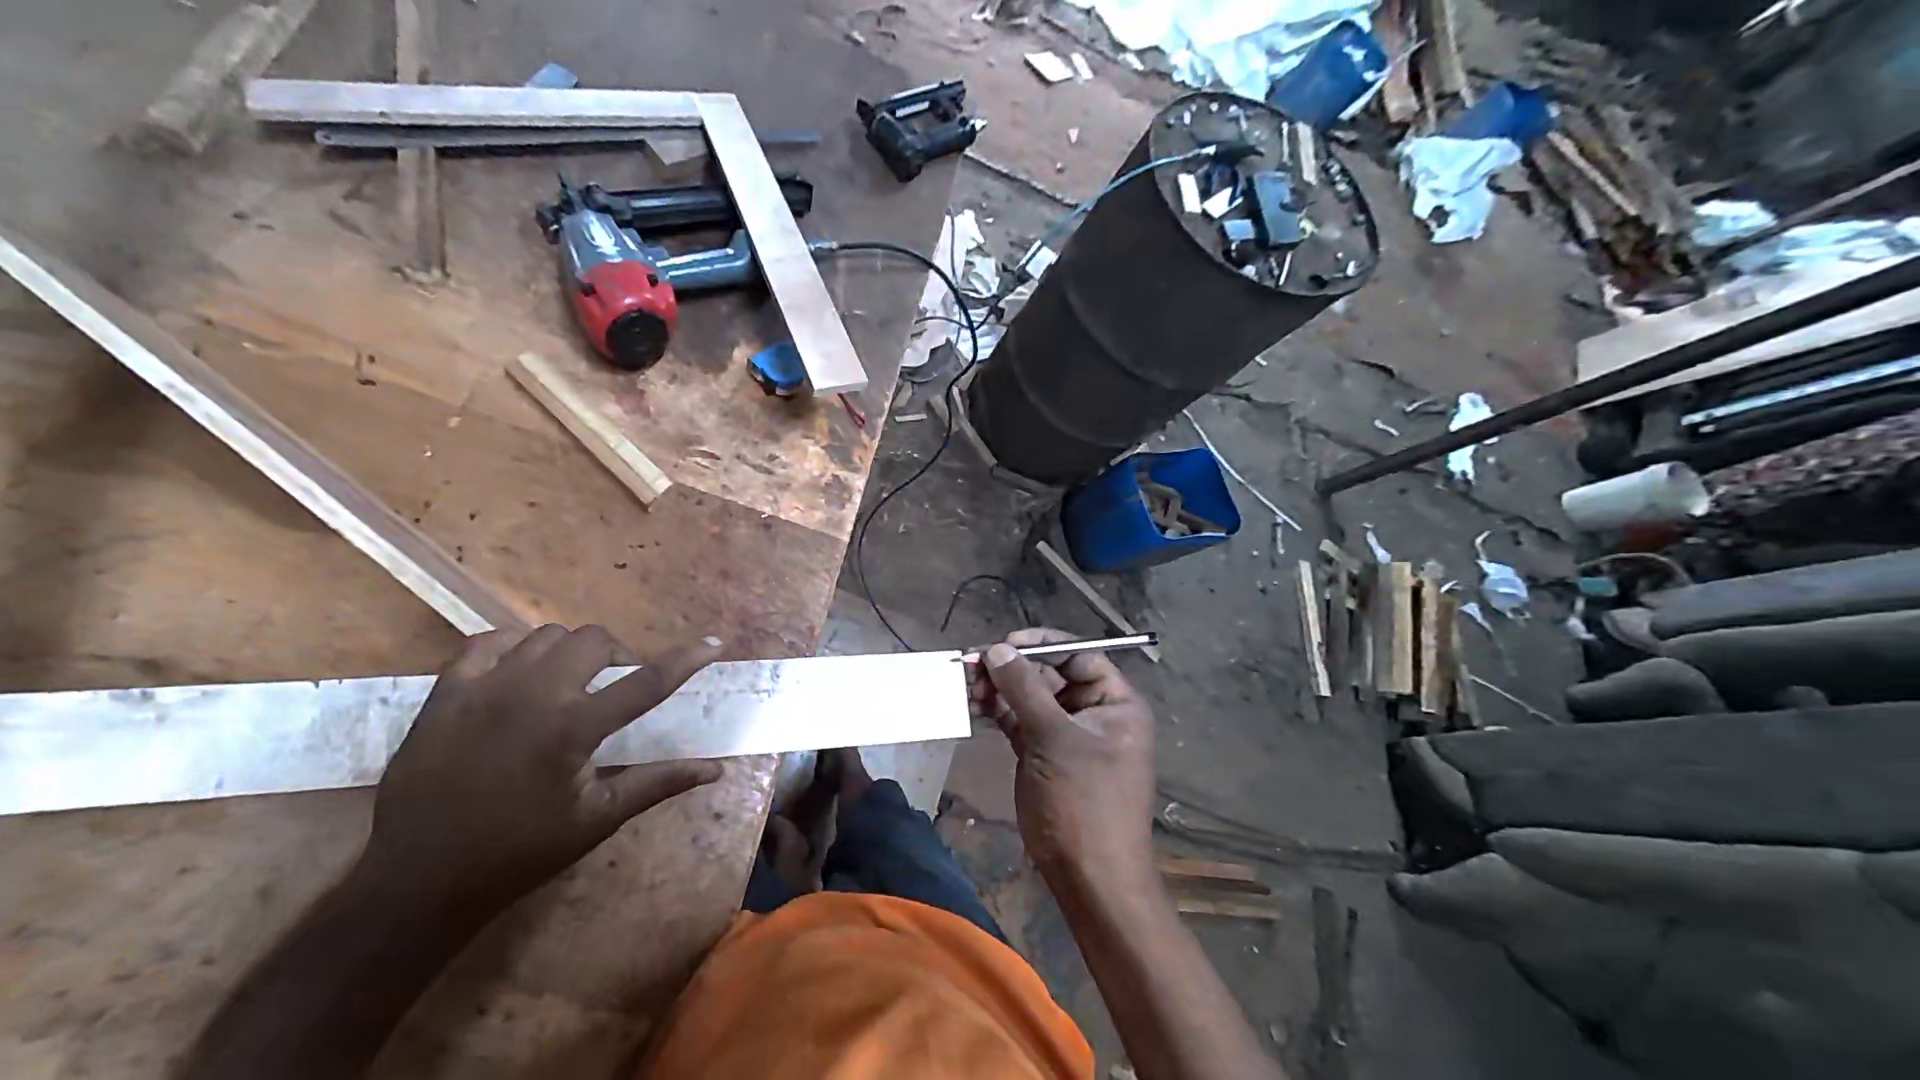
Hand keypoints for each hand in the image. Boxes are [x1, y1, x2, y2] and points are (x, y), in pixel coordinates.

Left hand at [356, 625, 724, 913]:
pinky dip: (514, 648)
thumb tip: (715, 770)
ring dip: (570, 652)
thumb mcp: (596, 819)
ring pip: (545, 635)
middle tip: (615, 686)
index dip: (686, 660)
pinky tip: (519, 675)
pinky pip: (489, 642)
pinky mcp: (446, 692)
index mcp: (573, 729)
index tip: (713, 644)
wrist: (419, 878)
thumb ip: (657, 783)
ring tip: (568, 683)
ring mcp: (483, 688)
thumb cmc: (520, 851)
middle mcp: (531, 695)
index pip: (646, 682)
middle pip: (593, 641)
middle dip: (617, 656)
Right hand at [970, 628, 1157, 884]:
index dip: (1043, 645)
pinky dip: (999, 712)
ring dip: (1001, 689)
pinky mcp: (1044, 755)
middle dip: (1013, 669)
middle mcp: (1094, 713)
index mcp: (1116, 703)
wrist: (1088, 876)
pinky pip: (1021, 721)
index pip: (1080, 655)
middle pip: (1051, 675)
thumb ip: (1024, 689)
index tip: (1004, 642)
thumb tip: (997, 649)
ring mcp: (1068, 735)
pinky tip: (974, 704)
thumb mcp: (1055, 738)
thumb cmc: (1083, 801)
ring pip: (1031, 698)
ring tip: (967, 685)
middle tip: (973, 664)